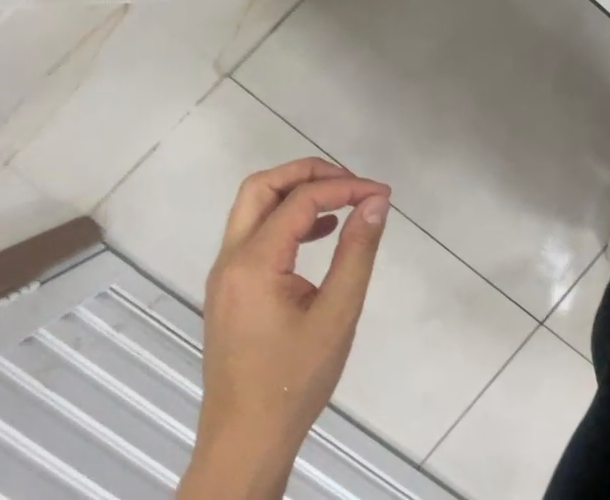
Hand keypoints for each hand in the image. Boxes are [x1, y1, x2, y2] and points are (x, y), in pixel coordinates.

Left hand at [179, 158, 391, 499]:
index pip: (301, 200)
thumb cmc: (296, 377)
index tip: (384, 195)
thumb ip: (358, 250)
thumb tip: (377, 201)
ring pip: (253, 208)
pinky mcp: (231, 290)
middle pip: (261, 187)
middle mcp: (230, 260)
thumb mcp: (339, 312)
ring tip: (345, 201)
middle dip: (310, 173)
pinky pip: (255, 234)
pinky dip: (288, 218)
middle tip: (355, 182)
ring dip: (298, 192)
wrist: (247, 437)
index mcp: (254, 263)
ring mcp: (225, 275)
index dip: (346, 186)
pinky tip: (324, 233)